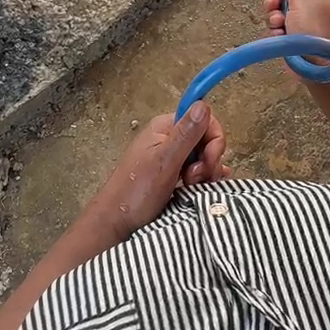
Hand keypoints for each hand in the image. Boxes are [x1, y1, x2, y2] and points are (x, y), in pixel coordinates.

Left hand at [78, 102, 228, 241]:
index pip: (202, 118)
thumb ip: (186, 134)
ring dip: (205, 172)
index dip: (212, 138)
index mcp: (165, 127)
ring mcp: (171, 157)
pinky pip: (198, 171)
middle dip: (208, 159)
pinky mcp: (174, 176)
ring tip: (192, 187)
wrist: (116, 225)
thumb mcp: (164, 161)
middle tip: (194, 178)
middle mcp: (169, 138)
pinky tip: (204, 189)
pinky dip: (204, 179)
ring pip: (203, 157)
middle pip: (206, 139)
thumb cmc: (136, 192)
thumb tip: (203, 104)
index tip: (208, 160)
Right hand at [263, 0, 329, 44]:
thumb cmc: (312, 30)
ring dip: (274, 15)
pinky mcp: (290, 36)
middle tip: (272, 4)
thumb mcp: (302, 3)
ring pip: (279, 10)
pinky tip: (279, 35)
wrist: (315, 64)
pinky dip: (276, 30)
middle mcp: (309, 6)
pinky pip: (277, 26)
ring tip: (279, 24)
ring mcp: (299, 22)